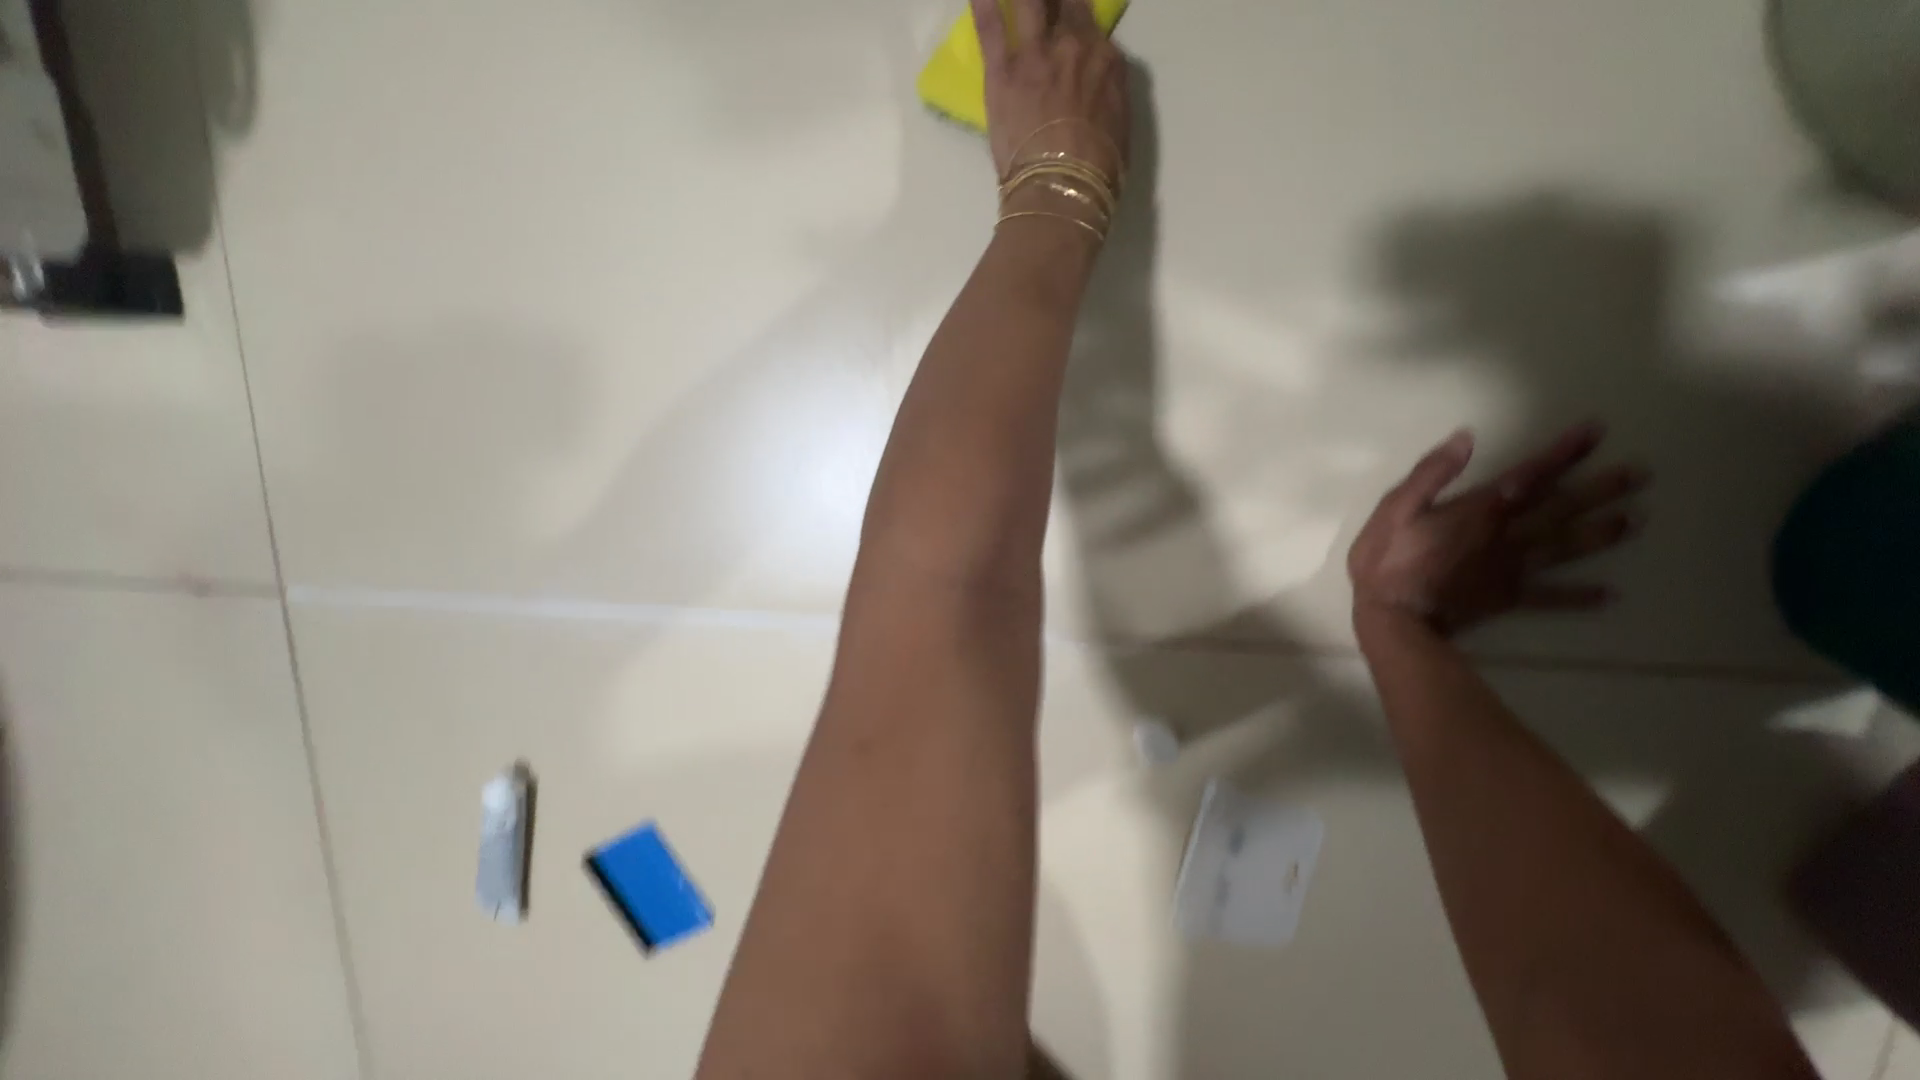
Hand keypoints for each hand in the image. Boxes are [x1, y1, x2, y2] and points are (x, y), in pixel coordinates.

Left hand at [973, 0, 1129, 183]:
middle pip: (1060, 3)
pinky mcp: (1003, 73)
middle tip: (1043, 3)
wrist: (1063, 188)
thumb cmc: (1098, 171)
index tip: (1066, 12)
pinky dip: (982, 5)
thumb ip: (1107, 94)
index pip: (1088, 20)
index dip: (1074, 12)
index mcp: (1106, 61)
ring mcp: (1036, 55)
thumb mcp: (1118, 126)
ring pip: (1027, 3)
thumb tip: (1096, 88)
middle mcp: (1073, 46)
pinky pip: (990, 27)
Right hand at [1347, 423, 1649, 634]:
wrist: (1392, 617)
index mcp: (1479, 510)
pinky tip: (1608, 596)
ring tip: (1636, 521)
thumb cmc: (1386, 559)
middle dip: (1599, 490)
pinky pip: (1549, 598)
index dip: (1562, 453)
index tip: (1596, 432)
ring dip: (1601, 534)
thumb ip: (1430, 474)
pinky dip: (1578, 597)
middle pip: (1558, 509)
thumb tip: (1465, 438)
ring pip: (1563, 548)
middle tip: (1640, 475)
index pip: (1530, 475)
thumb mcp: (1394, 508)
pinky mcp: (1505, 598)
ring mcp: (1510, 569)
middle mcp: (1505, 536)